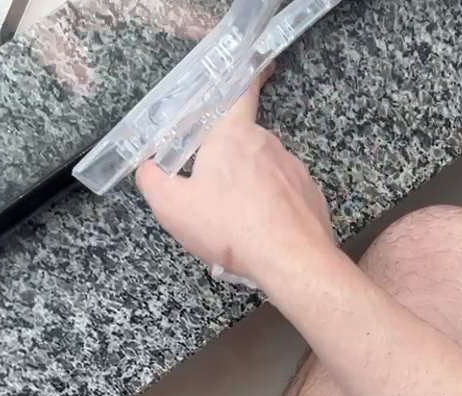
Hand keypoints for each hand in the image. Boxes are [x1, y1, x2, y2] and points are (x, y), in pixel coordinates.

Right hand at [135, 78, 335, 286]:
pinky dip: (277, 213)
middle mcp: (269, 145)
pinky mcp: (312, 199)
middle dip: (232, 169)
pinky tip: (266, 236)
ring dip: (254, 195)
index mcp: (233, 135)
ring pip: (267, 176)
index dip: (244, 79)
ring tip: (241, 228)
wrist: (292, 262)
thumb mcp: (174, 208)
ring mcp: (295, 172)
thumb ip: (153, 182)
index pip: (239, 93)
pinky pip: (288, 199)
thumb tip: (149, 170)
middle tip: (219, 200)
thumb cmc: (234, 230)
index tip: (256, 68)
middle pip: (246, 146)